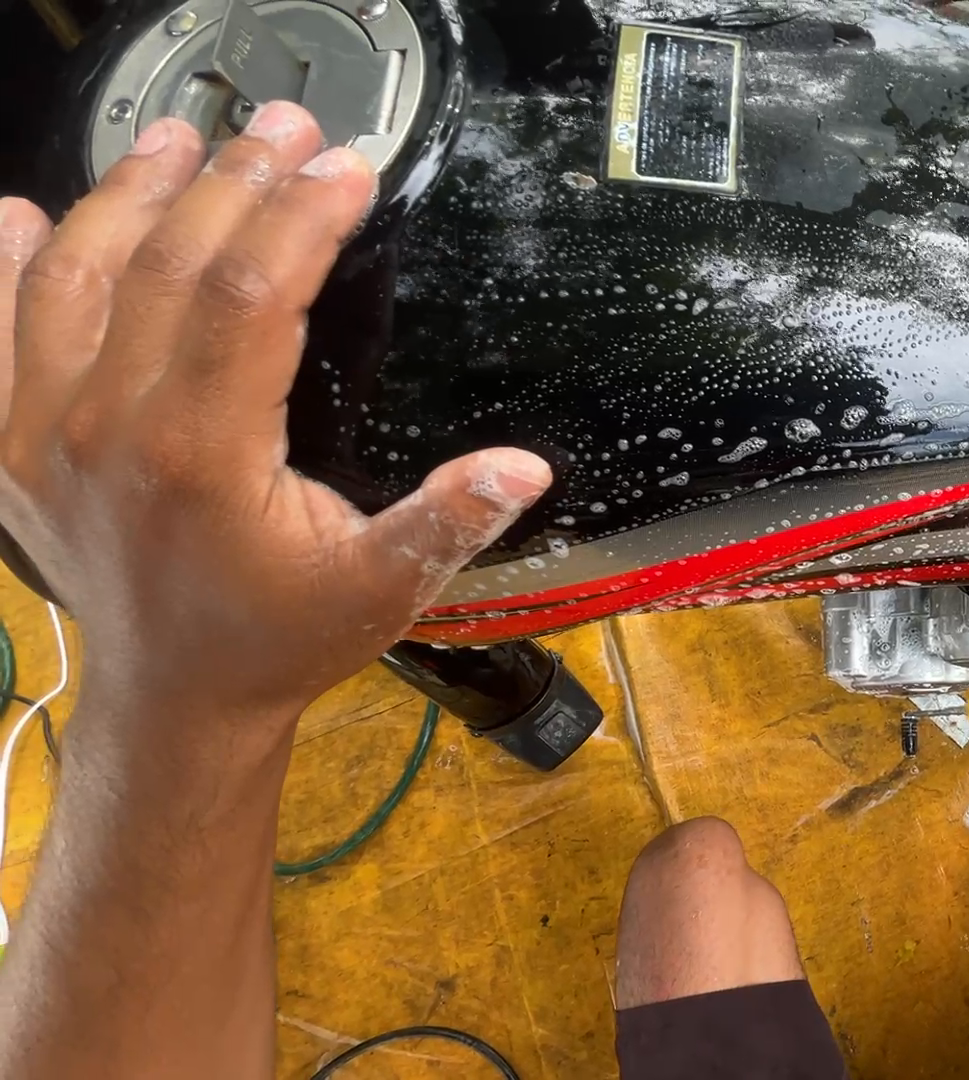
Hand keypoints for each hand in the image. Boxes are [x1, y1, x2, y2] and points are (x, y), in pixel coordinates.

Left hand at [0, 103, 551, 721]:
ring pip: (75, 278)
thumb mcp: (391, 586)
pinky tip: (31, 215)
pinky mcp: (9, 442)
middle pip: (166, 267)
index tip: (347, 169)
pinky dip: (10, 262)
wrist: (178, 695)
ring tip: (186, 136)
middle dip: (233, 183)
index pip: (247, 297)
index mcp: (201, 451)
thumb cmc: (290, 636)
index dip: (300, 221)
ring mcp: (36, 429)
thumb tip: (525, 467)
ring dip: (133, 195)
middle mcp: (102, 423)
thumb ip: (452, 520)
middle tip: (290, 124)